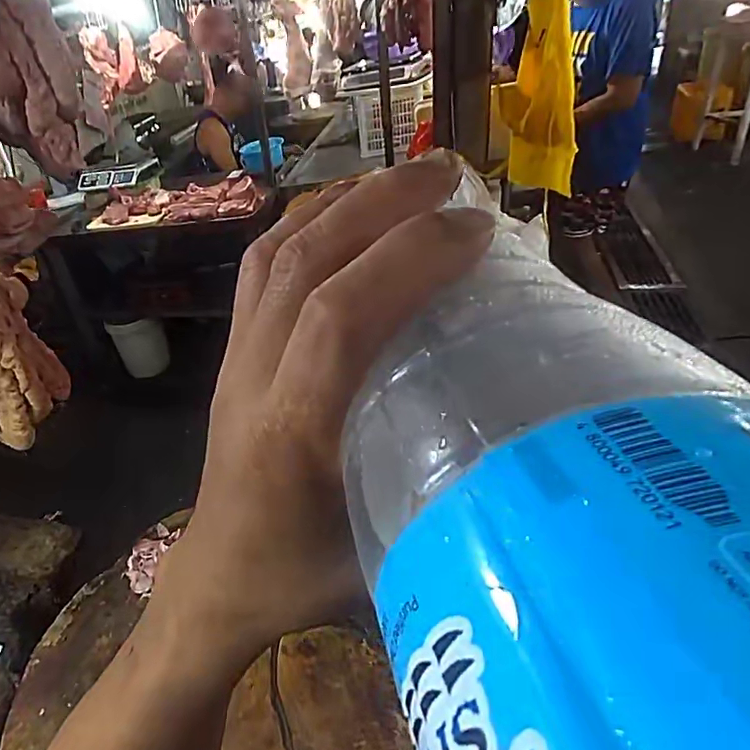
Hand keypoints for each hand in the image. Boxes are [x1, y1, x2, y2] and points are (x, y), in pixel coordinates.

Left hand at [152, 152, 494, 669]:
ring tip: (402, 179)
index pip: (339, 318)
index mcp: (292, 430)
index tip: (478, 230)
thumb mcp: (391, 547)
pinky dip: (302, 226)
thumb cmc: (302, 575)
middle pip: (302, 266)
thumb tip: (531, 428)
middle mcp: (254, 378)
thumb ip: (450, 489)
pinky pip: (258, 271)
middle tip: (448, 173)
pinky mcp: (231, 353)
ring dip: (338, 204)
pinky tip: (344, 213)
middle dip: (376, 206)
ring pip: (273, 257)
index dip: (407, 260)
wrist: (218, 575)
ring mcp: (235, 358)